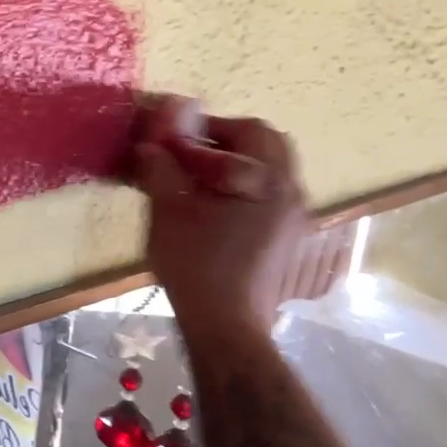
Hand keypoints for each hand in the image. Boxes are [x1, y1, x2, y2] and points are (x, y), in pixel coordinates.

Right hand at [130, 95, 310, 332]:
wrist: (226, 320)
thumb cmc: (193, 260)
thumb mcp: (167, 209)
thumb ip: (161, 166)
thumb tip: (151, 140)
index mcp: (265, 178)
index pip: (243, 129)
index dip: (203, 126)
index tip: (169, 136)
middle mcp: (291, 190)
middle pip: (268, 143)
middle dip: (227, 138)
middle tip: (186, 151)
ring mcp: (295, 215)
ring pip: (271, 169)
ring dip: (236, 162)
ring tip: (195, 179)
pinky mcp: (289, 236)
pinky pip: (269, 193)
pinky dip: (242, 186)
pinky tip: (212, 207)